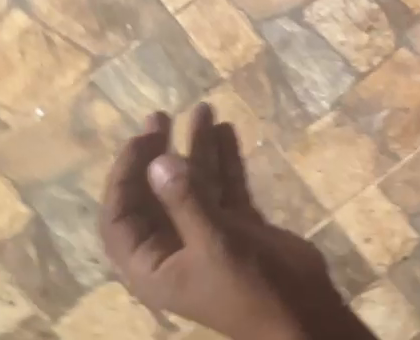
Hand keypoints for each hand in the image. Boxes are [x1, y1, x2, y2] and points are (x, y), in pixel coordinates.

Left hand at [99, 105, 365, 339]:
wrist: (298, 309)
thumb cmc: (246, 287)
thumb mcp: (213, 244)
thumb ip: (186, 202)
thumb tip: (158, 162)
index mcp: (151, 265)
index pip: (121, 217)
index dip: (125, 176)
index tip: (141, 138)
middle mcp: (173, 247)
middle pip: (154, 196)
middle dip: (155, 156)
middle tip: (160, 116)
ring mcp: (208, 234)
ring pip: (194, 184)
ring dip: (195, 149)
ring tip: (202, 109)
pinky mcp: (238, 226)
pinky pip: (224, 187)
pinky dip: (224, 160)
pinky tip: (227, 132)